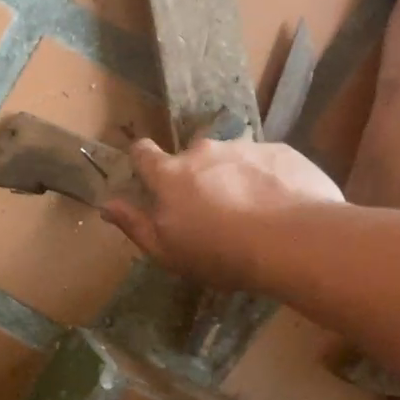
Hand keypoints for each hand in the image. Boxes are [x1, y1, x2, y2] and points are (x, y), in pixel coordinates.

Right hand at [102, 137, 343, 285]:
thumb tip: (106, 205)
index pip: (143, 152)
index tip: (147, 173)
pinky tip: (278, 207)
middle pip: (191, 155)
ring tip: (249, 211)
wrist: (292, 241)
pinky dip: (266, 180)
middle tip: (208, 208)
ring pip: (230, 158)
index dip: (142, 159)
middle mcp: (204, 151)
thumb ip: (134, 224)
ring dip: (232, 176)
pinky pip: (266, 163)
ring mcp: (246, 148)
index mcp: (170, 175)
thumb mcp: (165, 250)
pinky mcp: (283, 152)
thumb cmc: (218, 252)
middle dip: (195, 174)